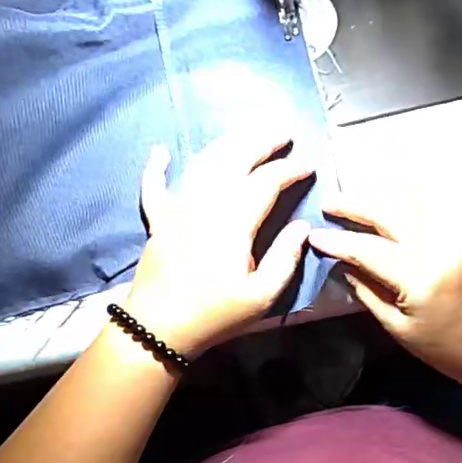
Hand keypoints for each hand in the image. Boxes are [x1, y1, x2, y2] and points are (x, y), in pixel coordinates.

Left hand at [122, 136, 313, 356]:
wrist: (158, 328)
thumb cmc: (215, 314)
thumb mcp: (261, 296)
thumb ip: (285, 258)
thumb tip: (302, 227)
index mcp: (235, 221)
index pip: (267, 181)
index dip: (290, 170)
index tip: (308, 167)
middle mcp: (205, 203)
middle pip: (235, 158)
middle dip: (261, 142)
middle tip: (283, 134)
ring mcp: (177, 208)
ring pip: (202, 163)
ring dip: (225, 144)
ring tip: (245, 137)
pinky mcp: (157, 220)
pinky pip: (153, 186)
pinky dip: (156, 167)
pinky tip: (160, 152)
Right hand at [306, 194, 461, 393]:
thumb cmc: (447, 349)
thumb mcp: (398, 328)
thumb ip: (367, 292)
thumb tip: (342, 263)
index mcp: (421, 278)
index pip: (368, 249)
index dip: (338, 241)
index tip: (314, 235)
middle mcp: (441, 246)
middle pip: (389, 212)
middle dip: (356, 205)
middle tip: (329, 204)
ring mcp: (459, 234)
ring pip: (412, 202)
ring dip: (380, 199)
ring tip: (355, 202)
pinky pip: (431, 209)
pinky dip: (405, 204)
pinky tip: (388, 206)